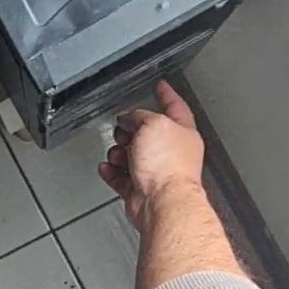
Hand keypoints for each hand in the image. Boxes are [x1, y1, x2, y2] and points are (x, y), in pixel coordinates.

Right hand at [99, 80, 204, 225]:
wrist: (161, 202)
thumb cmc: (167, 167)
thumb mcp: (152, 125)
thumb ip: (139, 117)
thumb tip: (128, 119)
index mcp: (182, 133)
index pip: (175, 106)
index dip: (166, 94)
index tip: (160, 86)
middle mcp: (171, 153)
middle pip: (147, 134)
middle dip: (131, 130)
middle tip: (122, 128)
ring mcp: (156, 173)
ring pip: (131, 156)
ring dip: (118, 153)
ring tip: (116, 153)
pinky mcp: (140, 190)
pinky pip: (121, 177)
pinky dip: (111, 172)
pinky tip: (106, 168)